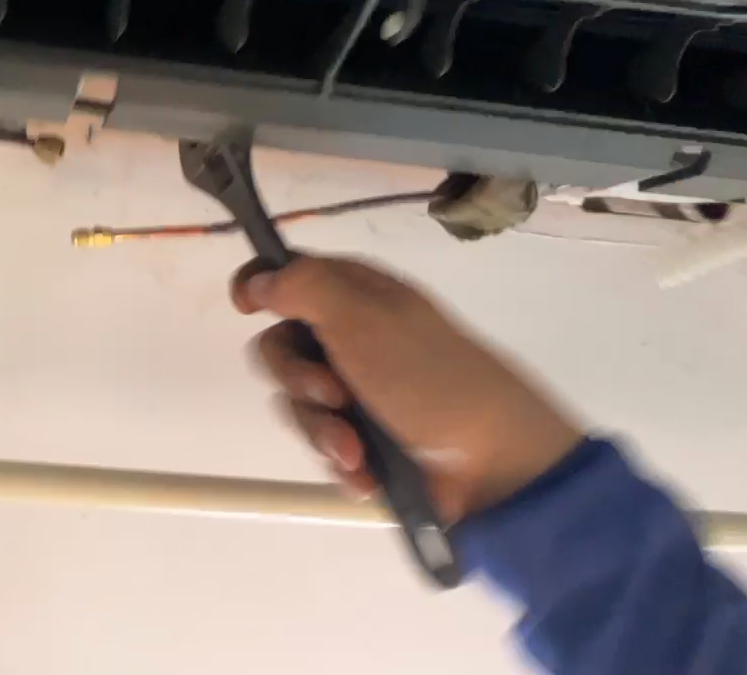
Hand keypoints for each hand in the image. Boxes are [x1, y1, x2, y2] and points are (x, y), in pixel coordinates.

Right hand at [233, 256, 583, 521]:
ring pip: (294, 400)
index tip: (247, 308)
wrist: (499, 465)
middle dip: (296, 377)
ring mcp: (353, 389)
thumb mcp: (363, 317)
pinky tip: (364, 473)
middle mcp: (346, 336)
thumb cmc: (428, 376)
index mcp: (352, 294)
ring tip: (355, 450)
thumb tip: (256, 279)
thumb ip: (302, 286)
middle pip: (277, 344)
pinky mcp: (359, 437)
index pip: (285, 273)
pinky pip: (318, 442)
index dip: (258, 285)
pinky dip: (339, 459)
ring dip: (319, 428)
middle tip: (333, 394)